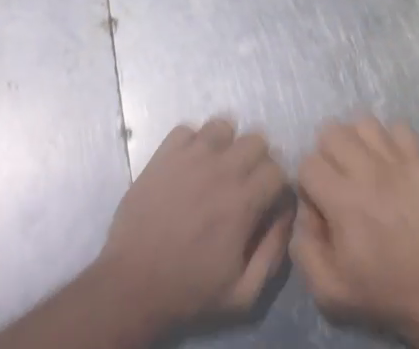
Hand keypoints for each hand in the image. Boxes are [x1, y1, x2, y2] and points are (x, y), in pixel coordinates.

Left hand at [98, 118, 291, 326]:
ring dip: (226, 145)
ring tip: (216, 168)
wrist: (132, 285)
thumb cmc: (190, 290)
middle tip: (243, 184)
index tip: (266, 200)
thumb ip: (274, 251)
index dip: (276, 185)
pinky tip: (188, 165)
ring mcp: (189, 159)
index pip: (278, 169)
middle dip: (257, 160)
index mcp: (243, 202)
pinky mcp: (161, 157)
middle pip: (256, 140)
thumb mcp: (245, 293)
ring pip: (222, 126)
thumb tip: (287, 213)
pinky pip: (185, 130)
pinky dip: (191, 142)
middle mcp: (220, 171)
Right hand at [291, 118, 418, 335]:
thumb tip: (305, 211)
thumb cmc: (377, 290)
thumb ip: (303, 246)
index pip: (308, 162)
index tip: (318, 205)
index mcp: (343, 200)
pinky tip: (386, 161)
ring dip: (355, 141)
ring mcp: (396, 163)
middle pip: (332, 131)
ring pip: (364, 123)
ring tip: (359, 166)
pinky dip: (389, 138)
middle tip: (335, 181)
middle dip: (326, 153)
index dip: (307, 183)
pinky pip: (400, 128)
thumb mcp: (326, 287)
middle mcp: (368, 172)